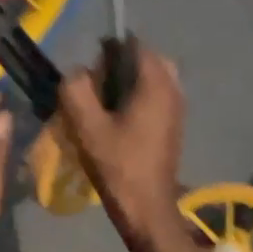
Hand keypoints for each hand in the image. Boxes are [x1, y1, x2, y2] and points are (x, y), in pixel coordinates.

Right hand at [58, 45, 183, 232]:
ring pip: (151, 79)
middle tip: (96, 89)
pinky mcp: (173, 125)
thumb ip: (76, 90)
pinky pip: (155, 97)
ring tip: (104, 106)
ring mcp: (177, 108)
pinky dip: (137, 99)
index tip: (89, 73)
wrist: (146, 207)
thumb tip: (75, 72)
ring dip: (127, 85)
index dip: (107, 51)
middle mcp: (173, 89)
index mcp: (156, 83)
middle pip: (145, 60)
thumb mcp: (87, 126)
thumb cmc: (118, 165)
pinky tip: (117, 122)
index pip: (134, 44)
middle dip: (119, 67)